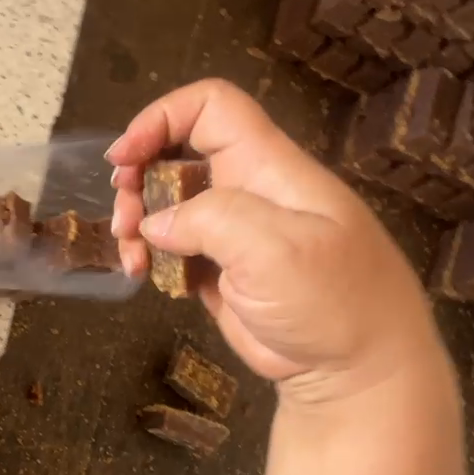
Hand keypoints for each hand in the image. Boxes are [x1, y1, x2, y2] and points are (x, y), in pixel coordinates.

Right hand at [108, 80, 440, 401]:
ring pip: (166, 205)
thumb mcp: (276, 250)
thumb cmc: (330, 300)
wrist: (350, 365)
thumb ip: (213, 221)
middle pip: (176, 156)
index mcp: (266, 168)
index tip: (122, 158)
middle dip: (138, 180)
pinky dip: (147, 258)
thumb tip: (157, 222)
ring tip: (132, 259)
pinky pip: (170, 250)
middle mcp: (245, 191)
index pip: (210, 109)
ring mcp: (229, 233)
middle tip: (125, 223)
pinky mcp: (216, 272)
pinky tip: (143, 278)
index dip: (160, 119)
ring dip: (136, 224)